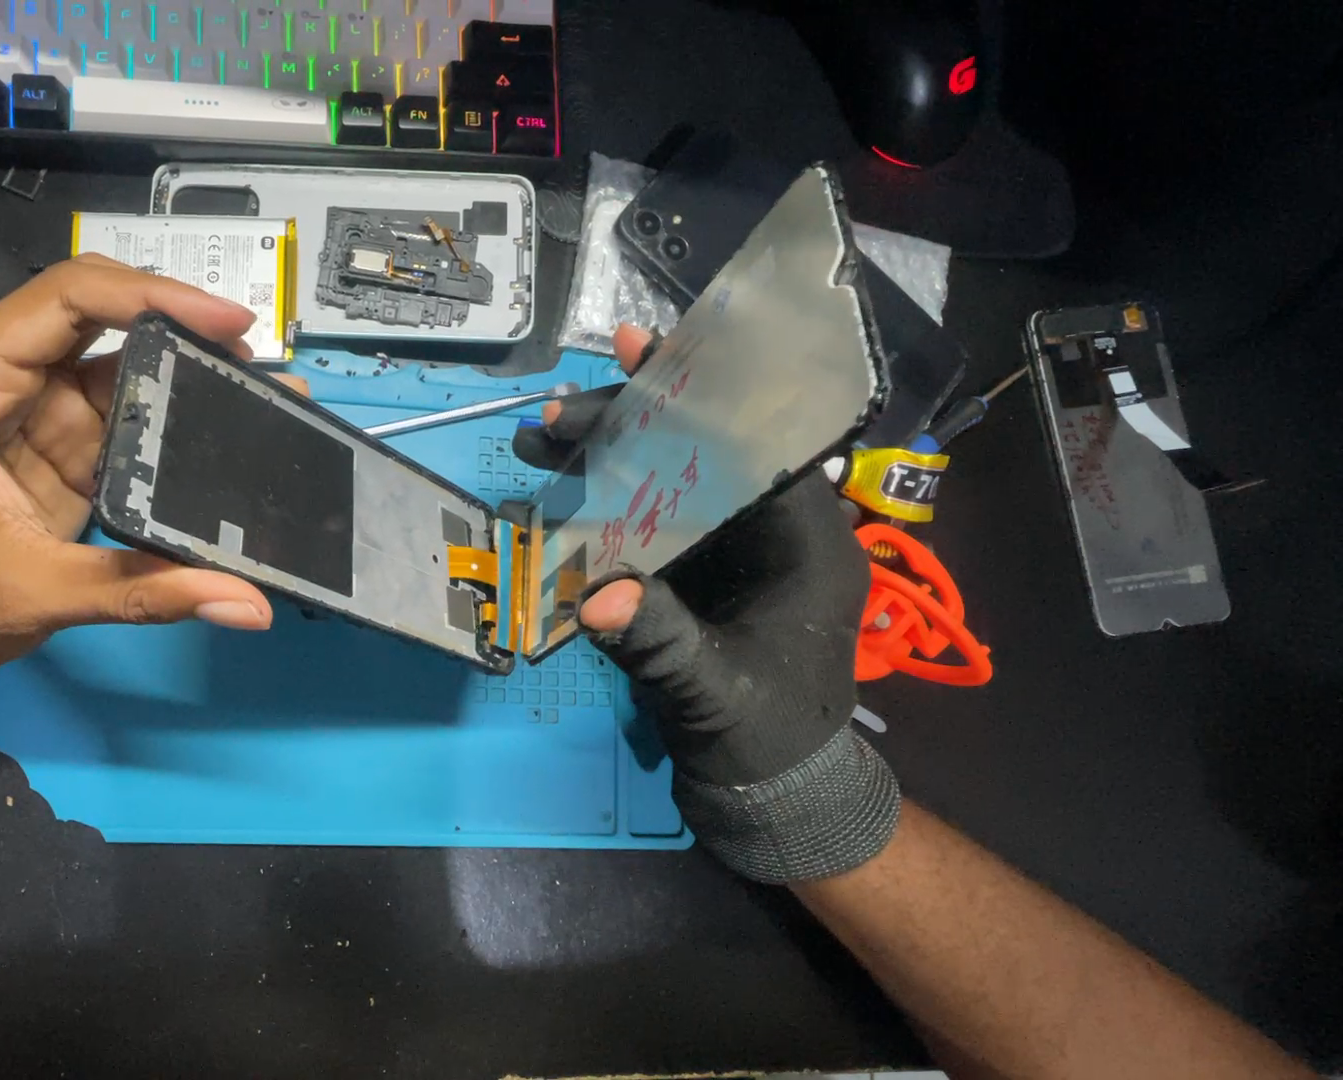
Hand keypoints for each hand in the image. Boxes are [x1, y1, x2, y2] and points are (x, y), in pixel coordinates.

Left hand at [0, 255, 280, 682]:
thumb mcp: (41, 593)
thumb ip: (146, 590)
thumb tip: (251, 606)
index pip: (62, 302)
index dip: (148, 295)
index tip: (228, 321)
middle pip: (93, 314)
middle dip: (172, 319)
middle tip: (246, 346)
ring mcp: (33, 410)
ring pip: (115, 359)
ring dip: (179, 365)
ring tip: (250, 380)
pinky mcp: (61, 442)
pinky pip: (124, 409)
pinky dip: (173, 412)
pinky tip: (219, 418)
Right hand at [515, 325, 895, 883]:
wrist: (765, 791)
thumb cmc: (764, 740)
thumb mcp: (715, 694)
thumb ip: (661, 642)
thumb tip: (595, 596)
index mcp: (803, 543)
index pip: (754, 443)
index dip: (698, 393)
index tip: (642, 352)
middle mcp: (764, 531)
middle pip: (697, 452)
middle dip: (626, 426)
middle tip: (556, 411)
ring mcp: (722, 550)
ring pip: (663, 480)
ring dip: (602, 457)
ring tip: (539, 436)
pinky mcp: (688, 572)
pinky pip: (641, 520)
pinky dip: (596, 502)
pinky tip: (552, 486)